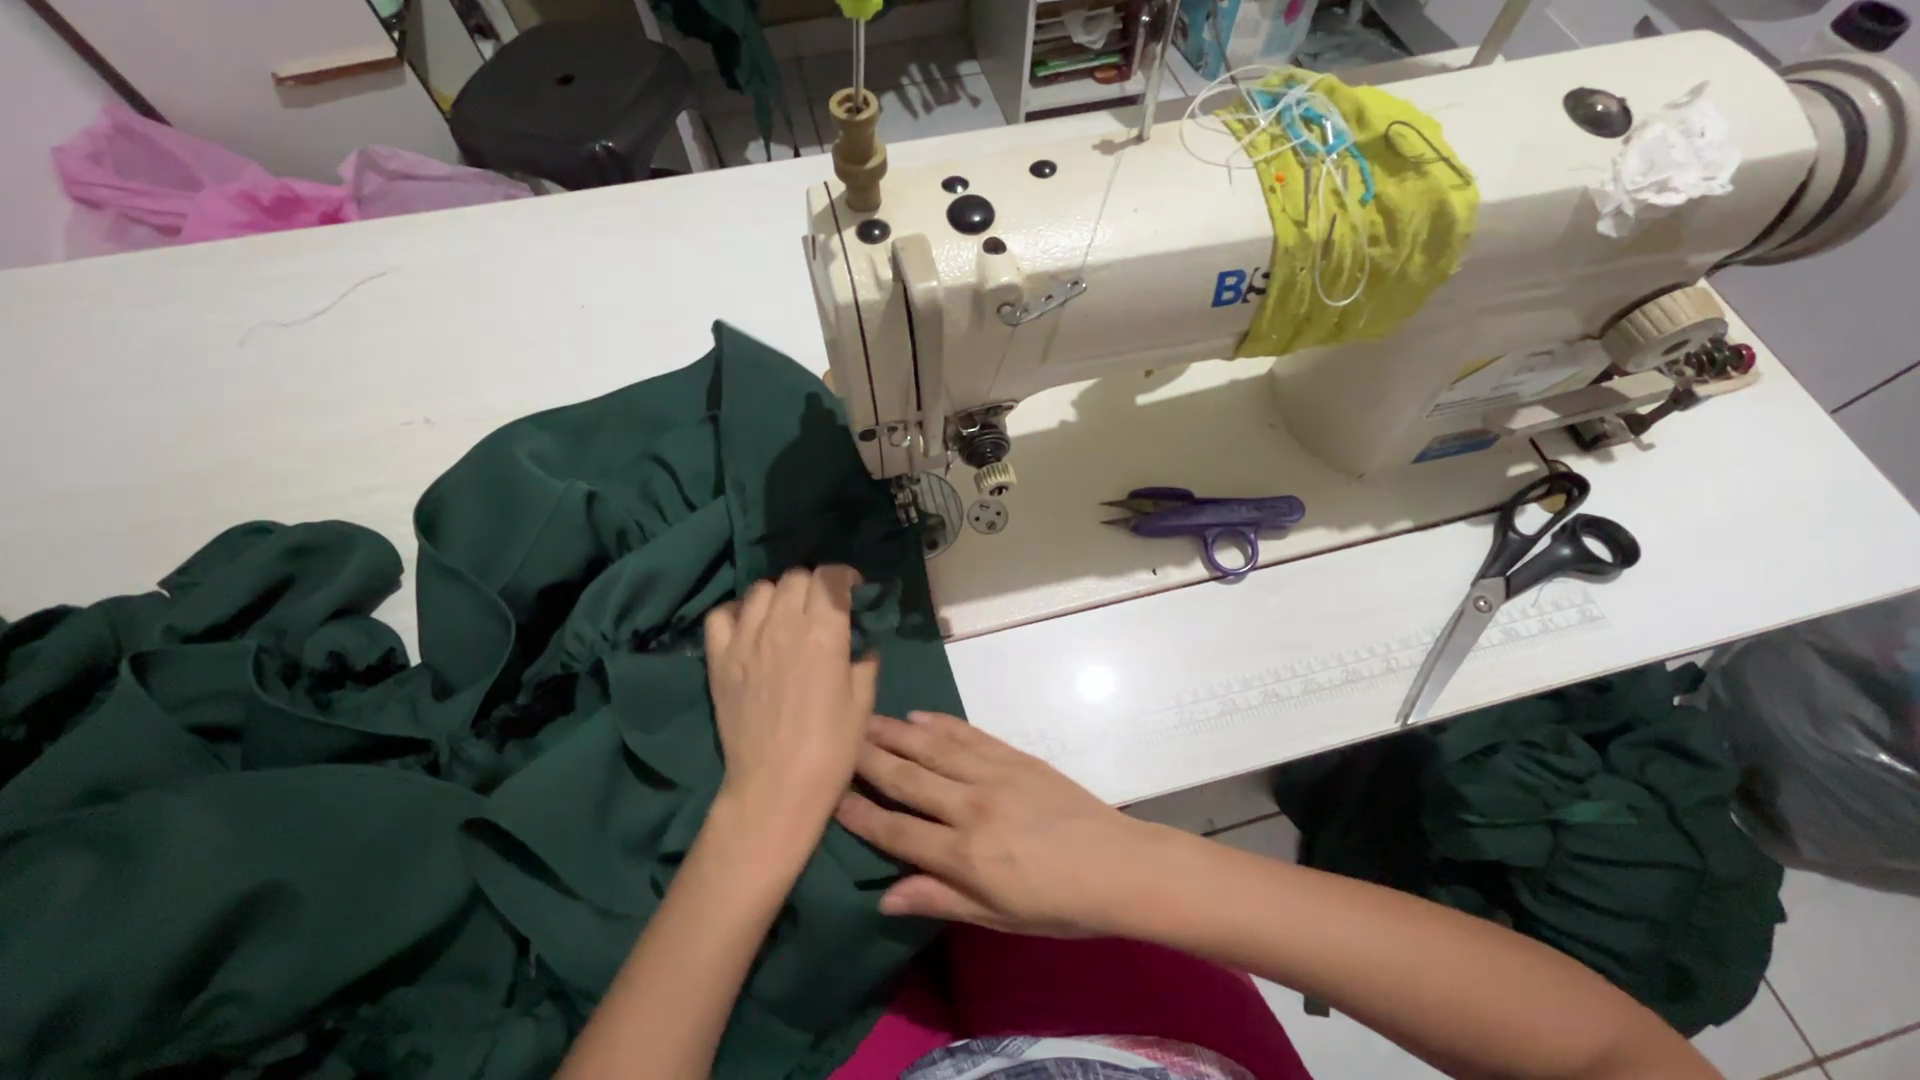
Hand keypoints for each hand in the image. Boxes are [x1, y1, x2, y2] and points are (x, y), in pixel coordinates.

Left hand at [704, 566, 877, 822]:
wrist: (776, 786)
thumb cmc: (831, 748)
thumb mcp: (863, 703)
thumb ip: (864, 663)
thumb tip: (861, 645)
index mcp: (824, 632)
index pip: (830, 576)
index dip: (844, 576)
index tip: (853, 589)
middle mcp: (783, 625)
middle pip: (796, 577)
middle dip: (814, 586)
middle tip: (822, 609)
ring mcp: (746, 639)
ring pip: (760, 589)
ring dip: (778, 595)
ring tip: (786, 616)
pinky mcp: (719, 659)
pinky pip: (721, 615)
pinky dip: (738, 613)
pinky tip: (750, 628)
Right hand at [835, 711, 1155, 937]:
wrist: (1119, 867)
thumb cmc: (1058, 905)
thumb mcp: (996, 916)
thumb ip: (940, 899)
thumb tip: (884, 898)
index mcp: (963, 855)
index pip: (895, 830)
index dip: (858, 815)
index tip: (828, 797)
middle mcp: (971, 807)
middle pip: (906, 779)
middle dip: (866, 760)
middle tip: (833, 740)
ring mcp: (994, 776)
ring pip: (933, 748)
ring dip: (895, 732)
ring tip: (864, 719)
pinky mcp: (1016, 758)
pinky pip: (970, 735)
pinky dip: (941, 723)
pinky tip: (918, 716)